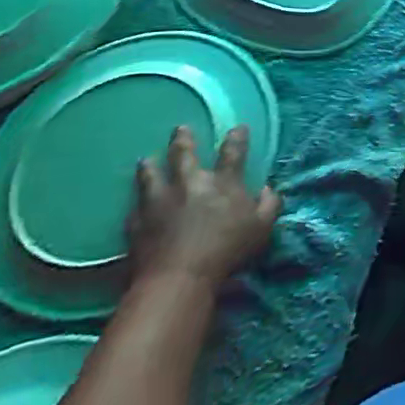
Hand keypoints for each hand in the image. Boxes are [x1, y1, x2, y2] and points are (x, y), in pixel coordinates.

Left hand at [128, 124, 281, 288]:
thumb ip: (269, 205)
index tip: (238, 127)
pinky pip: (135, 207)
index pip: (233, 153)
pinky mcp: (137, 221)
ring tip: (147, 159)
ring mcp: (159, 200)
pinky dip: (136, 203)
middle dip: (183, 139)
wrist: (178, 277)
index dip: (237, 138)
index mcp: (223, 183)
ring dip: (150, 165)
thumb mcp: (262, 228)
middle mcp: (190, 183)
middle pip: (183, 154)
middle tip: (180, 129)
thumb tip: (269, 189)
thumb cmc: (227, 251)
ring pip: (151, 174)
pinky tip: (135, 204)